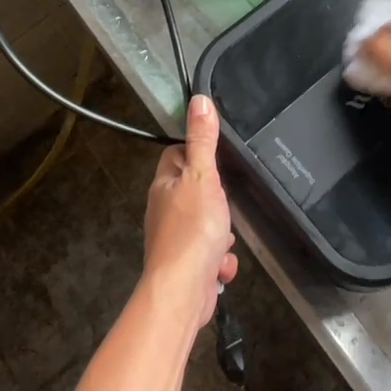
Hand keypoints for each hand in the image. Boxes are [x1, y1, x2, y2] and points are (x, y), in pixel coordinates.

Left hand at [142, 95, 237, 326]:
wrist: (183, 291)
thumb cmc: (193, 229)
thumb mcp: (203, 177)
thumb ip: (203, 141)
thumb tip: (198, 99)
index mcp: (164, 186)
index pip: (176, 155)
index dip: (195, 152)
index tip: (217, 157)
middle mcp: (165, 210)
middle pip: (194, 191)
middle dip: (217, 199)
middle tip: (227, 203)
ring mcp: (175, 240)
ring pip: (206, 225)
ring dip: (222, 234)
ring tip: (226, 238)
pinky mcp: (187, 266)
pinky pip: (209, 255)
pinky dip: (220, 260)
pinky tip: (222, 265)